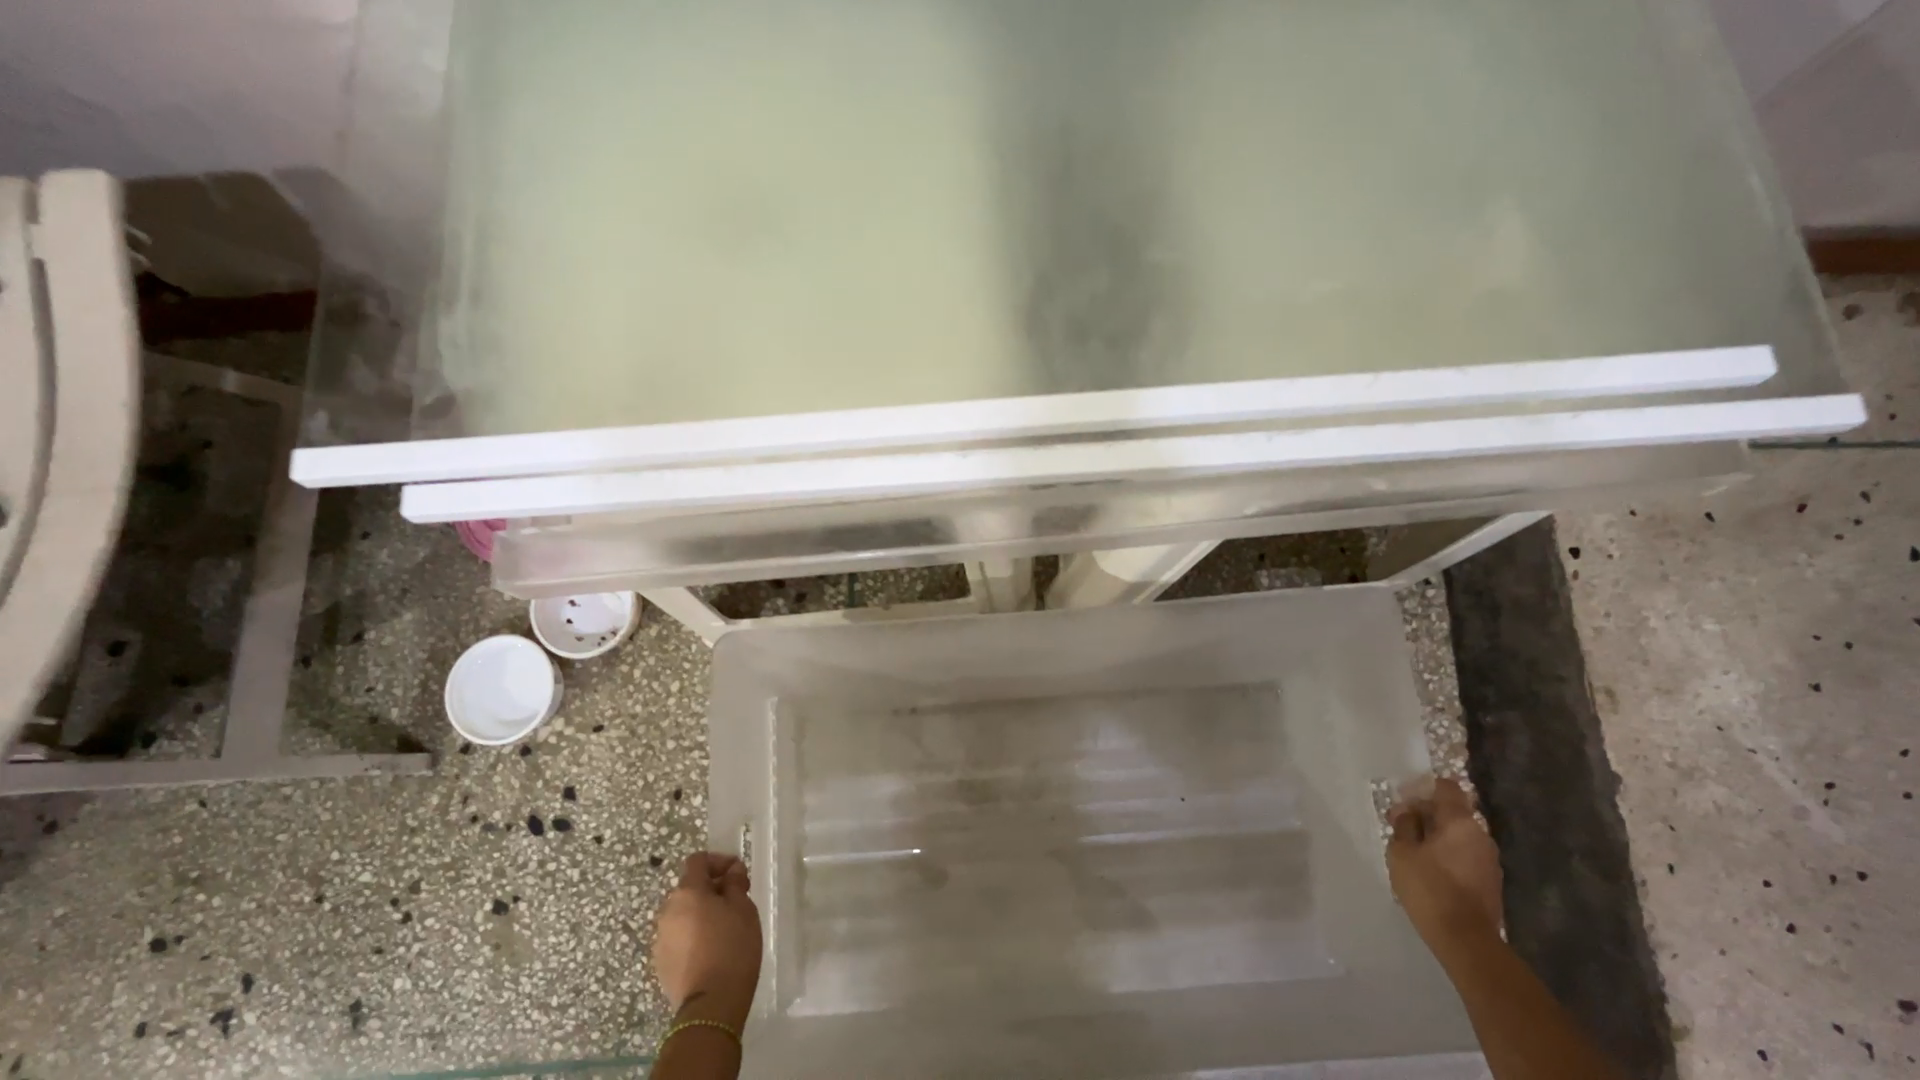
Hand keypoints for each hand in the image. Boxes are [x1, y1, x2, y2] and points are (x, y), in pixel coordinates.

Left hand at [652, 852, 762, 1029]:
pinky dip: (693, 937)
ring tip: (725, 931)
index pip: (697, 861)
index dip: (719, 861)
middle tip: (736, 903)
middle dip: (711, 890)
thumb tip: (731, 871)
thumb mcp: (743, 909)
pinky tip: (711, 952)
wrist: (711, 1003)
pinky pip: (678, 938)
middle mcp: (667, 910)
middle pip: (689, 889)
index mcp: (687, 892)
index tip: (738, 875)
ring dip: (701, 914)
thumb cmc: (732, 947)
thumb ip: (735, 884)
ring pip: (683, 915)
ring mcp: (660, 938)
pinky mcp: (660, 963)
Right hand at [1387, 777, 1503, 948]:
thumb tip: (1408, 813)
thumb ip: (1404, 826)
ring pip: (1460, 835)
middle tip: (1402, 830)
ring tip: (1415, 854)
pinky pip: (1467, 855)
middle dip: (1427, 816)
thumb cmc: (1429, 888)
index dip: (1424, 789)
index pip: (1446, 787)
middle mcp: (1481, 834)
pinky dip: (1450, 856)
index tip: (1404, 802)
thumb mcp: (1401, 853)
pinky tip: (1432, 873)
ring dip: (1439, 838)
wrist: (1466, 938)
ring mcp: (1490, 859)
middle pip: (1453, 812)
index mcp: (1459, 822)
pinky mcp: (1492, 880)